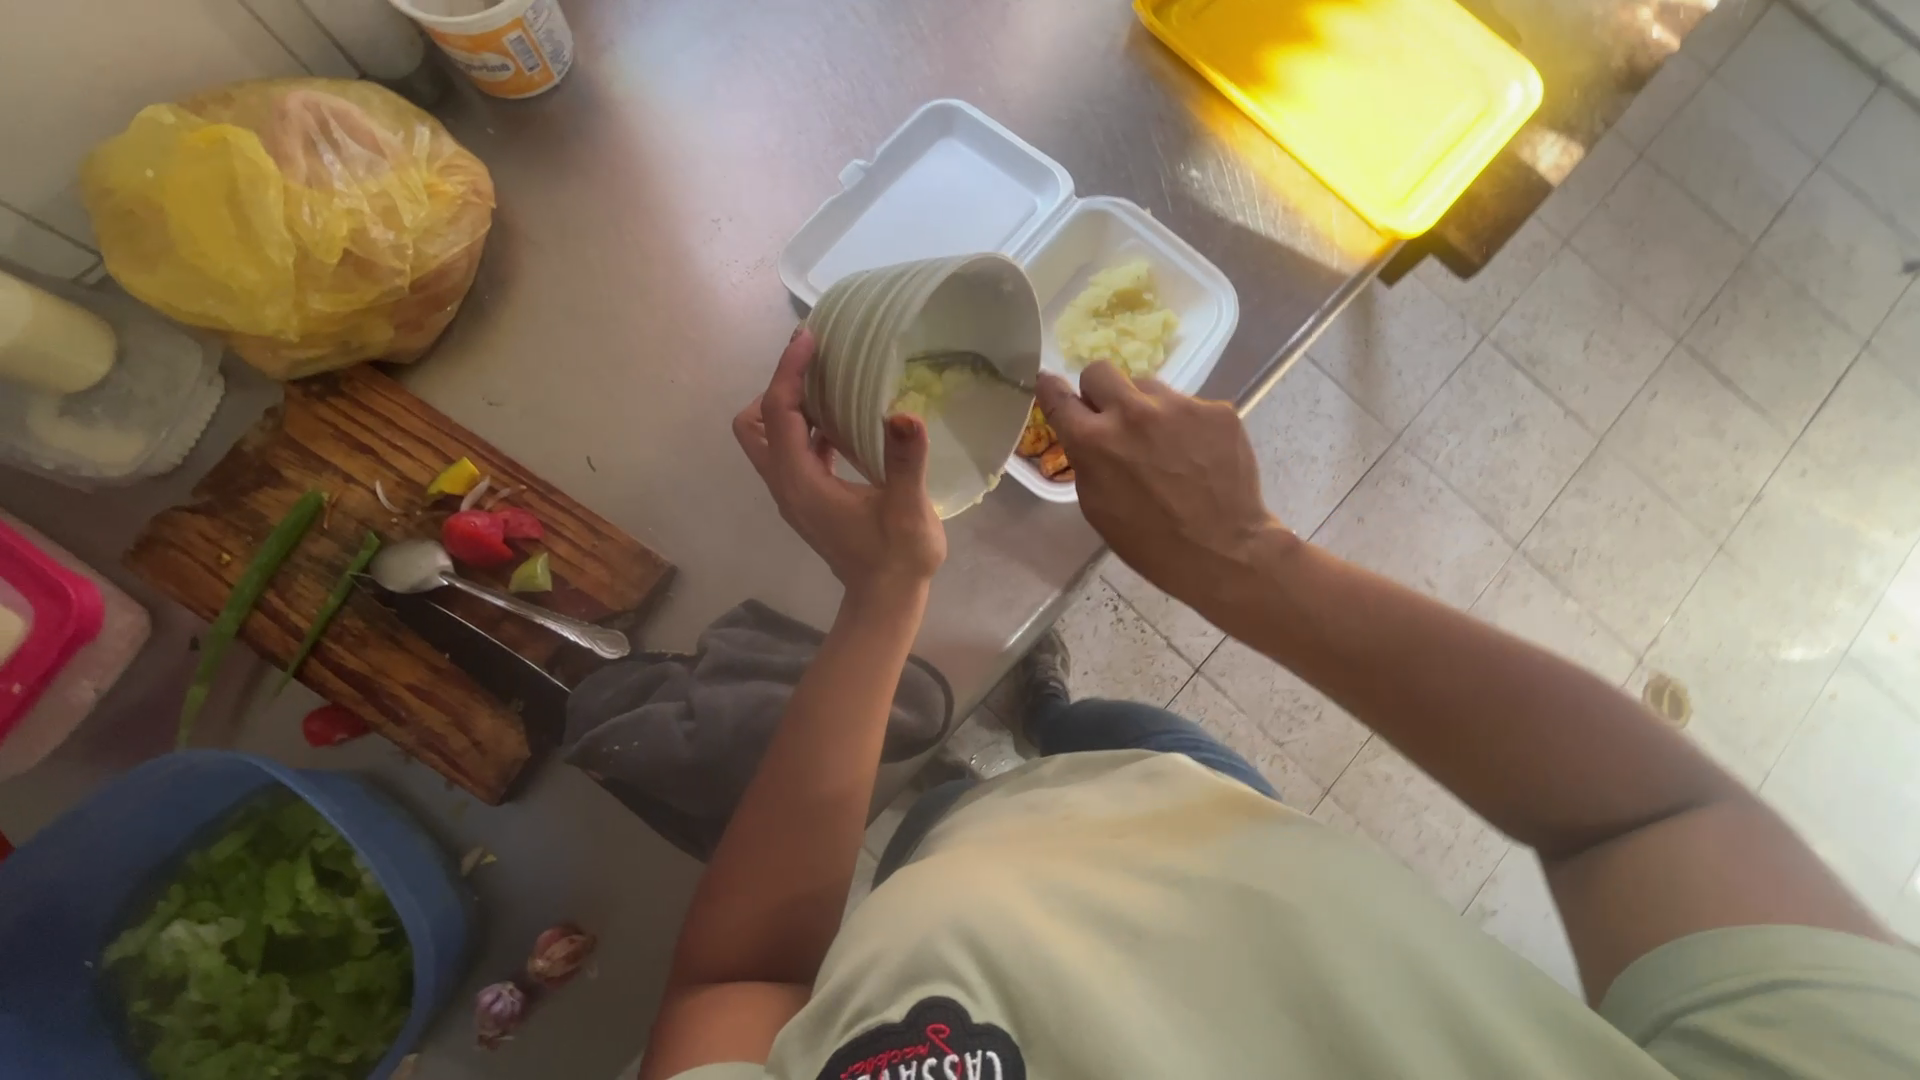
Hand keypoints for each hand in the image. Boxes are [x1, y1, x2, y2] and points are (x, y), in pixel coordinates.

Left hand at [734, 328, 946, 597]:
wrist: (886, 600)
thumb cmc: (898, 557)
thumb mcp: (909, 509)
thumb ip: (905, 462)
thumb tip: (904, 414)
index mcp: (800, 482)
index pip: (778, 413)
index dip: (789, 372)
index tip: (809, 337)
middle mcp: (785, 485)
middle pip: (753, 425)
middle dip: (776, 389)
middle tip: (813, 367)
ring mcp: (794, 494)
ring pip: (768, 439)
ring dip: (790, 407)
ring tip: (829, 383)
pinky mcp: (807, 500)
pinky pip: (792, 452)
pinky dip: (806, 428)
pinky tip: (842, 421)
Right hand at [1036, 361, 1281, 604]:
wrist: (1223, 551)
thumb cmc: (1149, 542)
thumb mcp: (1096, 506)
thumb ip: (1086, 461)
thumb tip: (1086, 434)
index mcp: (1093, 441)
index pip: (1057, 396)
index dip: (1050, 390)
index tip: (1049, 385)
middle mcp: (1131, 412)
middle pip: (1100, 371)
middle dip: (1100, 392)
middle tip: (1113, 419)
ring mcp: (1178, 406)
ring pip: (1148, 387)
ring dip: (1146, 409)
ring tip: (1165, 447)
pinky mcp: (1216, 410)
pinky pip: (1188, 405)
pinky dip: (1186, 425)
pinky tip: (1197, 456)